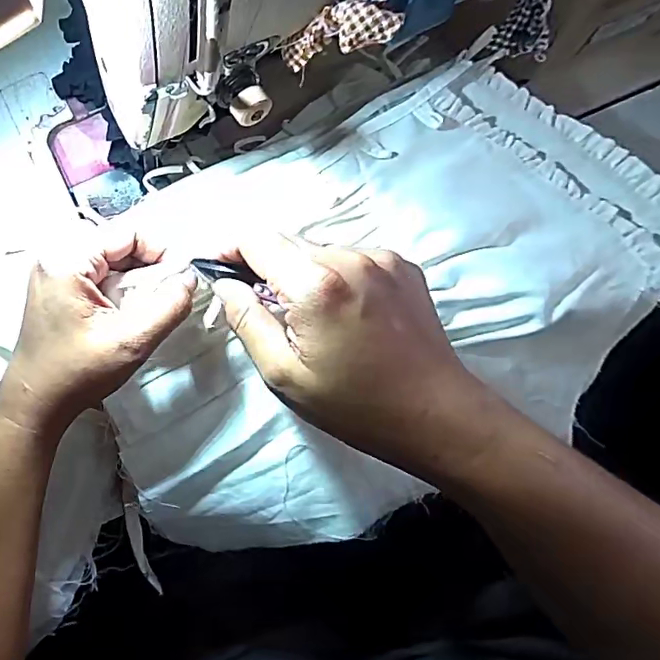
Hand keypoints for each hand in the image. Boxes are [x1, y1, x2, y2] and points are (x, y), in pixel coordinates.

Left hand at [0, 222, 195, 439]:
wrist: (35, 401)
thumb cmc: (76, 373)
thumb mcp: (130, 341)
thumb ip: (167, 306)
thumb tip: (189, 278)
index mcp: (65, 259)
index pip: (125, 232)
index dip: (158, 251)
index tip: (177, 279)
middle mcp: (53, 255)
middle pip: (115, 242)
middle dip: (145, 266)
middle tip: (163, 295)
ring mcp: (50, 269)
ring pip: (106, 257)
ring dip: (131, 277)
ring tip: (144, 305)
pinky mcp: (53, 285)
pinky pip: (93, 271)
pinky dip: (114, 285)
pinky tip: (123, 310)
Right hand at [208, 234, 522, 478]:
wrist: (441, 418)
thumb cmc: (355, 404)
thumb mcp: (283, 372)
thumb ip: (246, 320)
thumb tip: (224, 285)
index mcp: (317, 283)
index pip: (256, 241)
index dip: (229, 251)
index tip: (218, 272)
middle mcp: (350, 257)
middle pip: (286, 243)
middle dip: (264, 267)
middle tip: (259, 305)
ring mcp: (382, 258)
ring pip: (316, 250)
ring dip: (299, 272)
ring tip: (305, 314)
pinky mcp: (403, 266)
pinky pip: (347, 258)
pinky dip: (331, 275)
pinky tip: (340, 310)